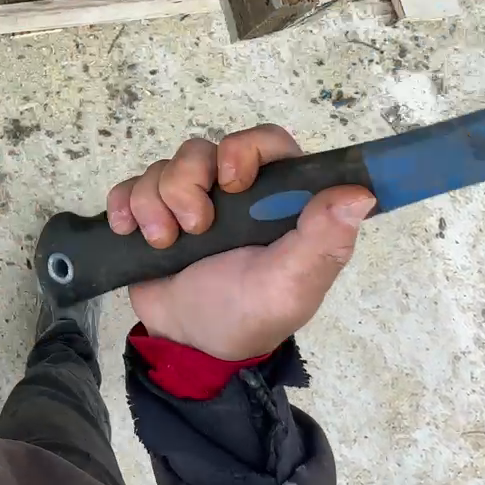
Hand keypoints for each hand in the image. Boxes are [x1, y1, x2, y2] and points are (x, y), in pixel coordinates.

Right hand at [107, 124, 374, 360]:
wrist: (186, 342)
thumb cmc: (248, 314)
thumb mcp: (290, 285)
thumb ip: (321, 240)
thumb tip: (359, 193)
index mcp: (275, 200)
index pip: (266, 142)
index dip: (245, 148)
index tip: (231, 181)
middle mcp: (231, 191)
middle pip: (202, 150)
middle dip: (186, 185)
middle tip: (193, 227)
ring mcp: (186, 197)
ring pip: (162, 168)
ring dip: (155, 205)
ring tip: (162, 243)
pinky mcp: (149, 208)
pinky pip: (128, 185)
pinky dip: (124, 206)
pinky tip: (130, 232)